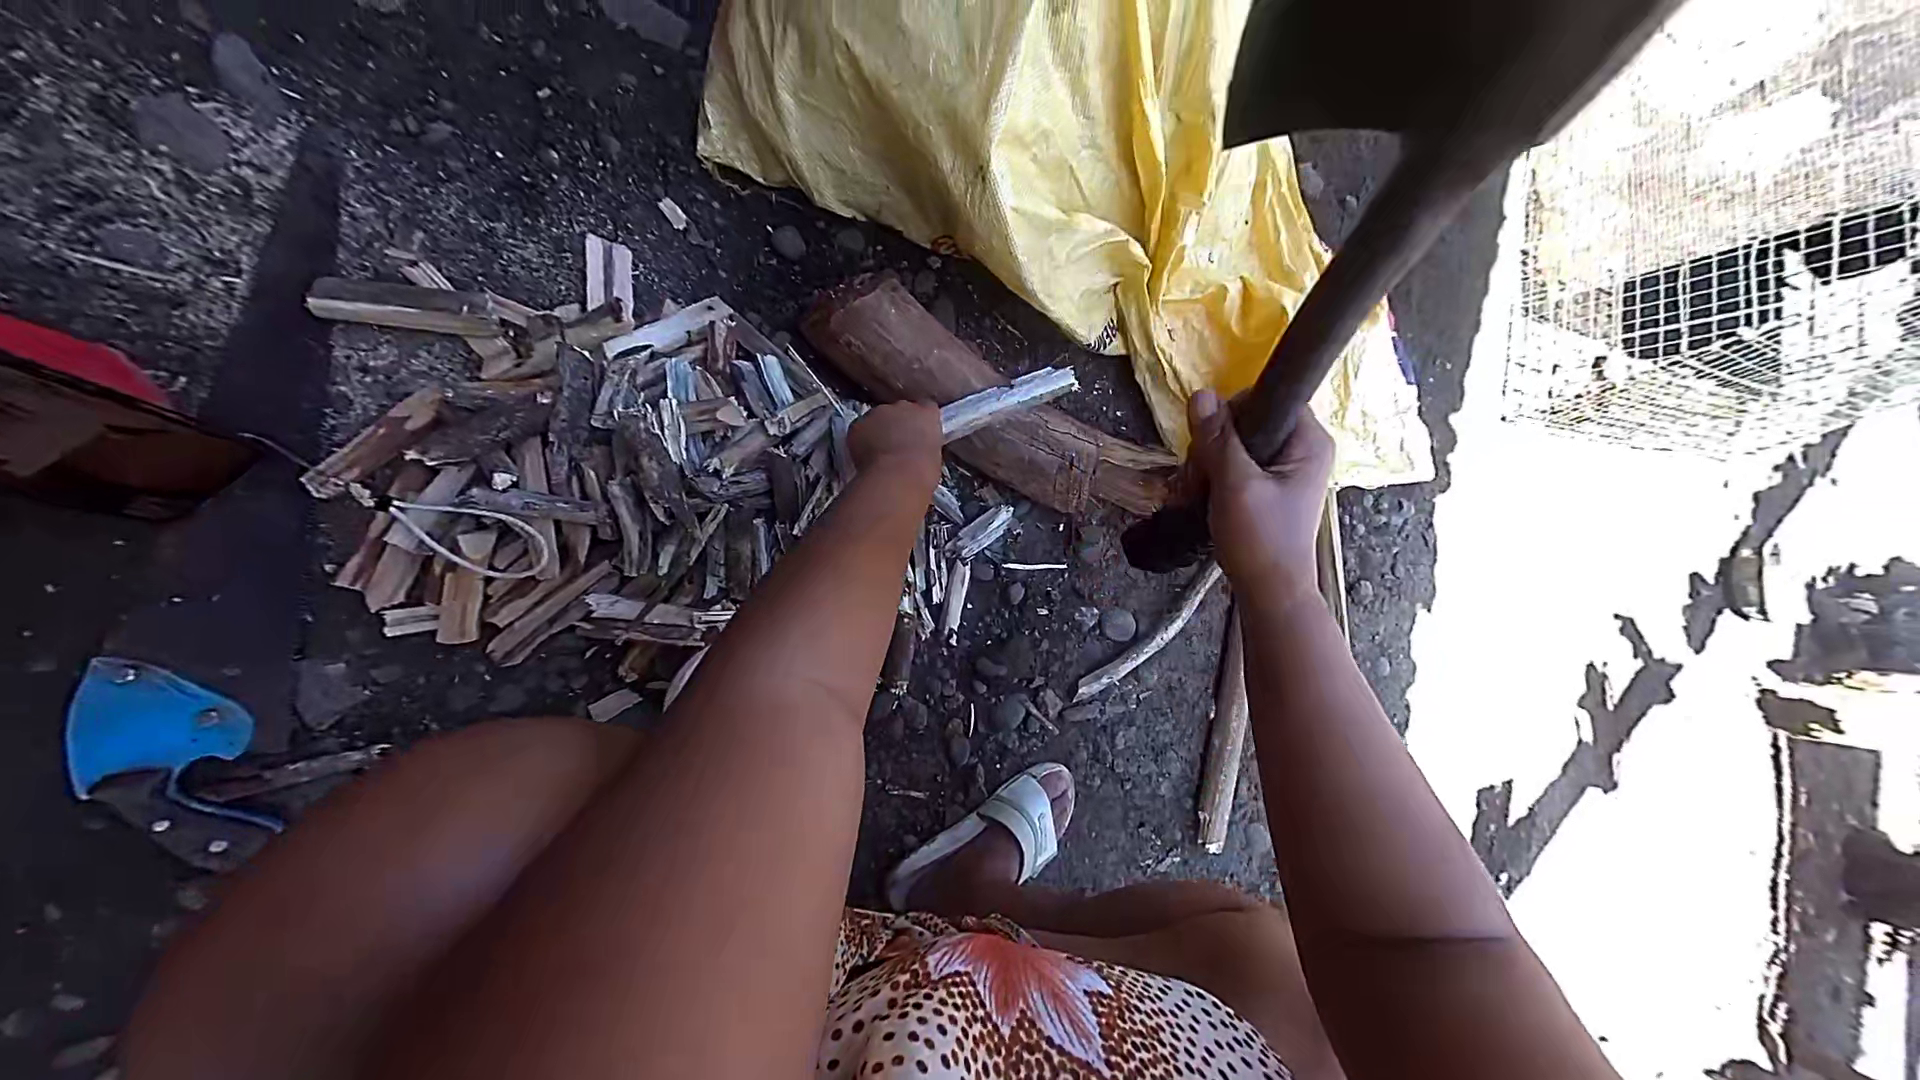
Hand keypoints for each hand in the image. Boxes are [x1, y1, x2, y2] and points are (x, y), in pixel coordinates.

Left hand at [848, 400, 942, 479]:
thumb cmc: (923, 471)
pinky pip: (860, 428)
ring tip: (880, 452)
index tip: (919, 434)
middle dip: (898, 423)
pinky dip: (862, 439)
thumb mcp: (935, 454)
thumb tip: (918, 447)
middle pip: (899, 409)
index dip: (920, 421)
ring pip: (877, 417)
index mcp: (927, 413)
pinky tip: (866, 455)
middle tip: (899, 444)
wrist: (897, 475)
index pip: (926, 408)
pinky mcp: (858, 423)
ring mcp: (878, 412)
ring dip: (879, 430)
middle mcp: (903, 405)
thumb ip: (927, 442)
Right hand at [1184, 389, 1333, 599]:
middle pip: (1245, 422)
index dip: (1232, 415)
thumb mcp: (1235, 485)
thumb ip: (1218, 439)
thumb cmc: (1260, 540)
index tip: (1212, 445)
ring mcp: (1284, 470)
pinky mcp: (1267, 487)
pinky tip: (1200, 497)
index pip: (1265, 398)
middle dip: (1213, 447)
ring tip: (1197, 492)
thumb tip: (1201, 394)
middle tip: (1201, 477)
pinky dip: (1213, 479)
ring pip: (1234, 446)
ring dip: (1207, 465)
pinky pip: (1233, 466)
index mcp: (1308, 441)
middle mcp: (1301, 450)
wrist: (1269, 591)